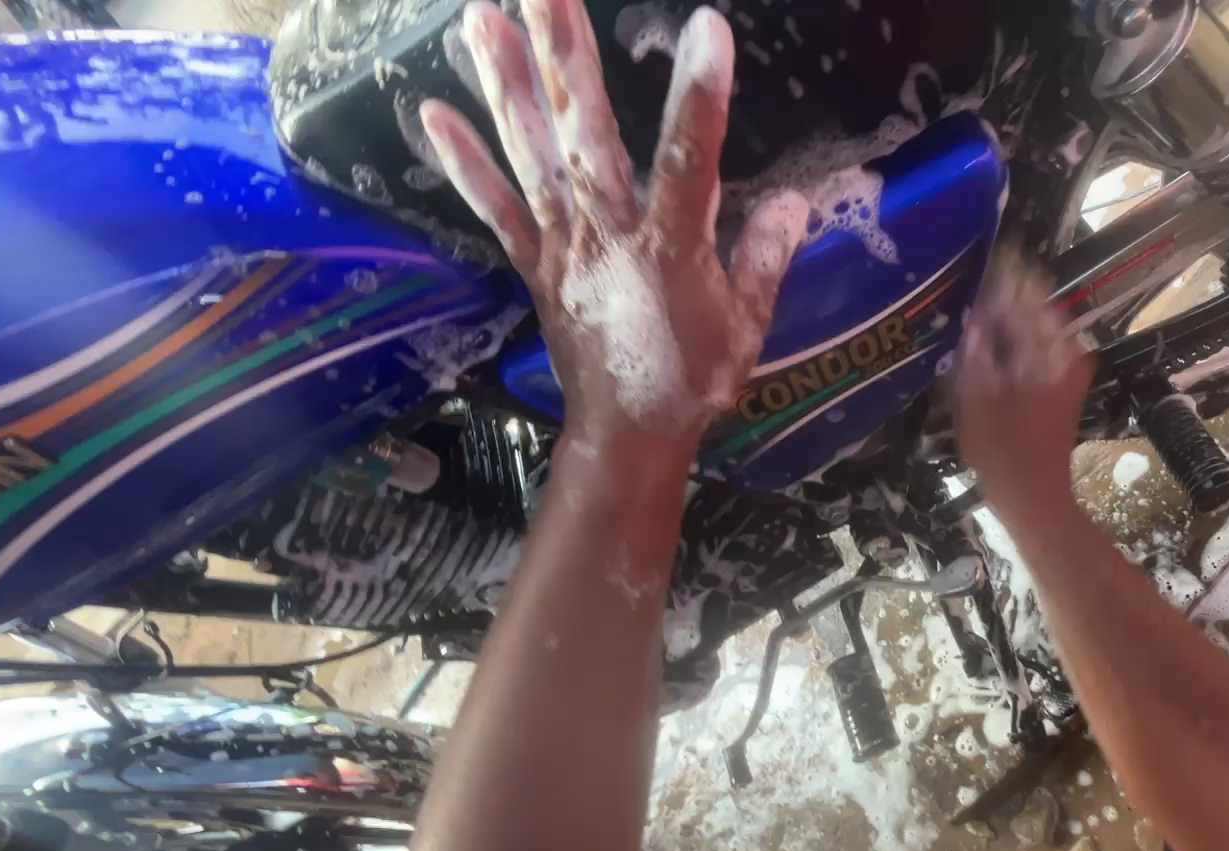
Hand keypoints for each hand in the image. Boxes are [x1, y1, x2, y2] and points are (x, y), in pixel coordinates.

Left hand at [419, 0, 807, 452]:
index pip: (690, 161)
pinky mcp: (537, 269)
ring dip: (504, 87)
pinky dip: (465, 166)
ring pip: (531, 160)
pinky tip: (433, 113)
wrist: (631, 430)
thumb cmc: (694, 379)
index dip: (700, 96)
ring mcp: (564, 250)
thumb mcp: (746, 326)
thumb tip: (796, 200)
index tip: (709, 27)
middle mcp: (608, 237)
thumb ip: (765, 259)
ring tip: (477, 16)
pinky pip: (498, 213)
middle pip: (585, 137)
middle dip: (565, 57)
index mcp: (670, 251)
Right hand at [952, 255, 1097, 518]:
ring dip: (1006, 315)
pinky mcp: (1061, 382)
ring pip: (1034, 325)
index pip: (1029, 293)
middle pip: (1034, 306)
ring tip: (972, 304)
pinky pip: (1036, 345)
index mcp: (1052, 353)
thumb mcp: (977, 404)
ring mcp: (1068, 367)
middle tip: (969, 280)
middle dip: (1003, 293)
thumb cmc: (1004, 457)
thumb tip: (974, 314)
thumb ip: (976, 353)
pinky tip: (985, 340)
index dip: (1004, 273)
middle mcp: (1068, 353)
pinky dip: (1013, 338)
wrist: (1035, 498)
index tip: (980, 256)